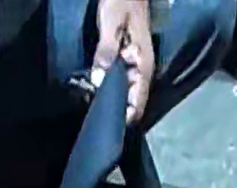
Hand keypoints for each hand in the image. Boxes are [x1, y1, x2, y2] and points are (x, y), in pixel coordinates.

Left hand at [91, 0, 154, 124]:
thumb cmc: (121, 1)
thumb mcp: (111, 24)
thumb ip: (106, 52)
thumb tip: (99, 81)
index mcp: (143, 66)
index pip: (137, 106)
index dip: (123, 119)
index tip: (106, 125)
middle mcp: (141, 73)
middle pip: (129, 106)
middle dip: (114, 113)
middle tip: (94, 117)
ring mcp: (134, 70)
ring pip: (123, 97)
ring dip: (110, 102)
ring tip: (93, 109)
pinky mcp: (126, 66)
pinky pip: (118, 86)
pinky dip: (108, 91)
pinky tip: (96, 93)